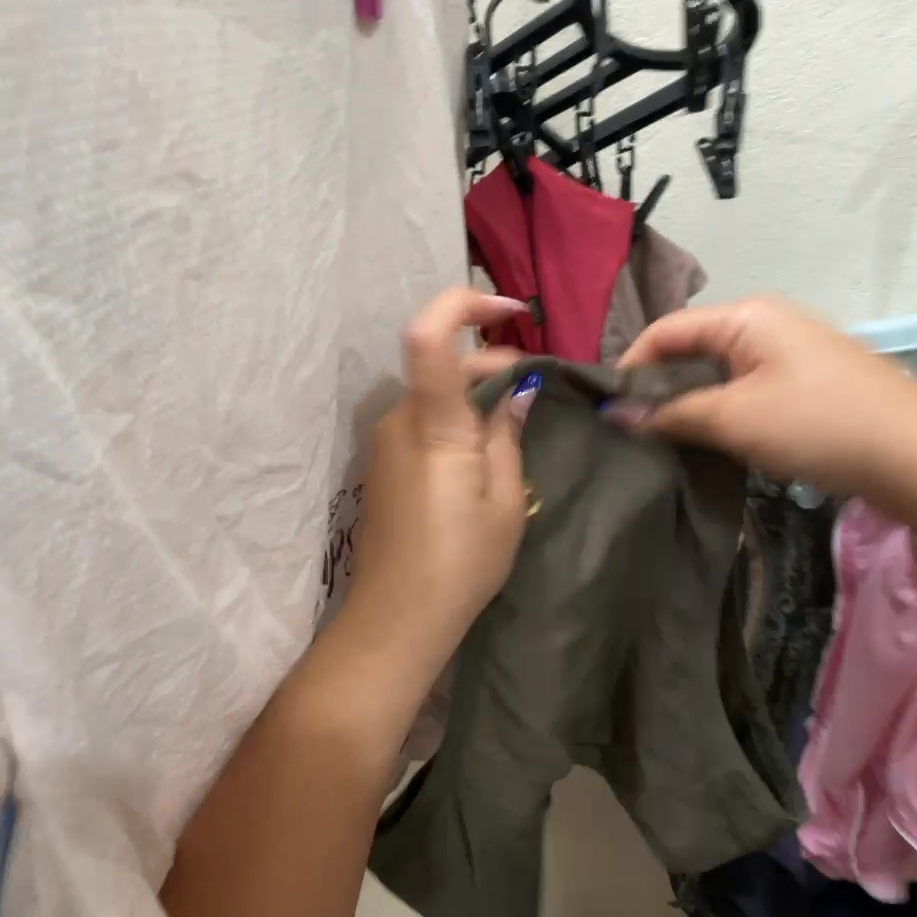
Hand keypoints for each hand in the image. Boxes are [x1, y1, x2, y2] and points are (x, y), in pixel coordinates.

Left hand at [343, 288, 529, 659]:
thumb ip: (507, 434)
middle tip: (534, 393)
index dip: (466, 303)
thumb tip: (516, 391)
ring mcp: (385, 441)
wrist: (396, 613)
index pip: (429, 334)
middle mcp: (399, 420)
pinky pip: (422, 423)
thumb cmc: (460, 560)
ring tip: (513, 431)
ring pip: (434, 396)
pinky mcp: (382, 463)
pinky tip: (481, 456)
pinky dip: (454, 422)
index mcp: (432, 423)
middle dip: (490, 364)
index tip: (510, 312)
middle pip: (442, 364)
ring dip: (473, 398)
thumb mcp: (504, 498)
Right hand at [614, 297, 916, 506]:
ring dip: (690, 406)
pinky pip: (746, 392)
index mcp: (747, 316)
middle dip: (659, 389)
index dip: (630, 366)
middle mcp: (768, 324)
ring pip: (718, 375)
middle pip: (691, 350)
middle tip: (634, 432)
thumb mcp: (732, 418)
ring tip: (668, 443)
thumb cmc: (819, 424)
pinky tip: (713, 444)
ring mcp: (792, 355)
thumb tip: (614, 413)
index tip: (609, 410)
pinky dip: (722, 415)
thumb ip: (668, 413)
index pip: (665, 330)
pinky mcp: (809, 386)